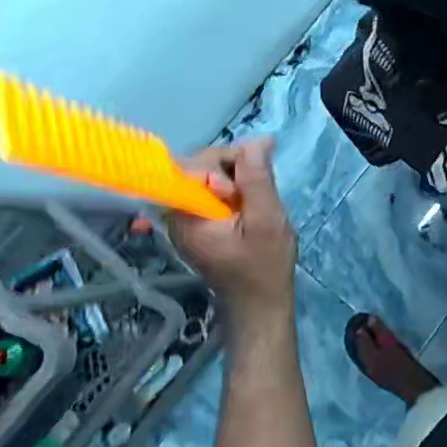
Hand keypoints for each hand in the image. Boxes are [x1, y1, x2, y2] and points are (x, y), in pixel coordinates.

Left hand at [166, 139, 297, 334]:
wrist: (260, 305)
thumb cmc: (263, 267)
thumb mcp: (267, 220)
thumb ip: (257, 180)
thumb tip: (255, 141)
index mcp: (187, 215)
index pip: (189, 165)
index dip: (221, 161)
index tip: (250, 176)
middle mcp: (179, 214)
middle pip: (197, 166)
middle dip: (231, 166)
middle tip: (261, 186)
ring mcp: (189, 218)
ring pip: (207, 176)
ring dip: (237, 177)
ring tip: (260, 196)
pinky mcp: (201, 222)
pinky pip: (212, 191)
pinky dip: (235, 189)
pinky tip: (253, 201)